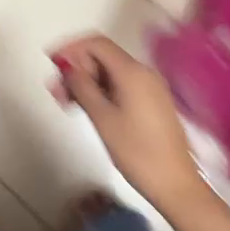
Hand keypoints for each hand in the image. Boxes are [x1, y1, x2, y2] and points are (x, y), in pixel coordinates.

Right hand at [50, 34, 204, 208]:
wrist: (177, 187)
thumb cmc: (137, 152)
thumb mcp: (103, 118)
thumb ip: (81, 86)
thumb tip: (66, 65)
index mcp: (132, 71)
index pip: (96, 43)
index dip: (71, 48)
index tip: (52, 63)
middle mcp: (143, 72)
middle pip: (103, 57)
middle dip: (77, 68)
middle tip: (56, 90)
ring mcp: (150, 88)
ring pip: (111, 73)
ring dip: (87, 82)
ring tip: (66, 103)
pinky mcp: (153, 103)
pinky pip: (121, 86)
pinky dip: (101, 91)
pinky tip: (88, 108)